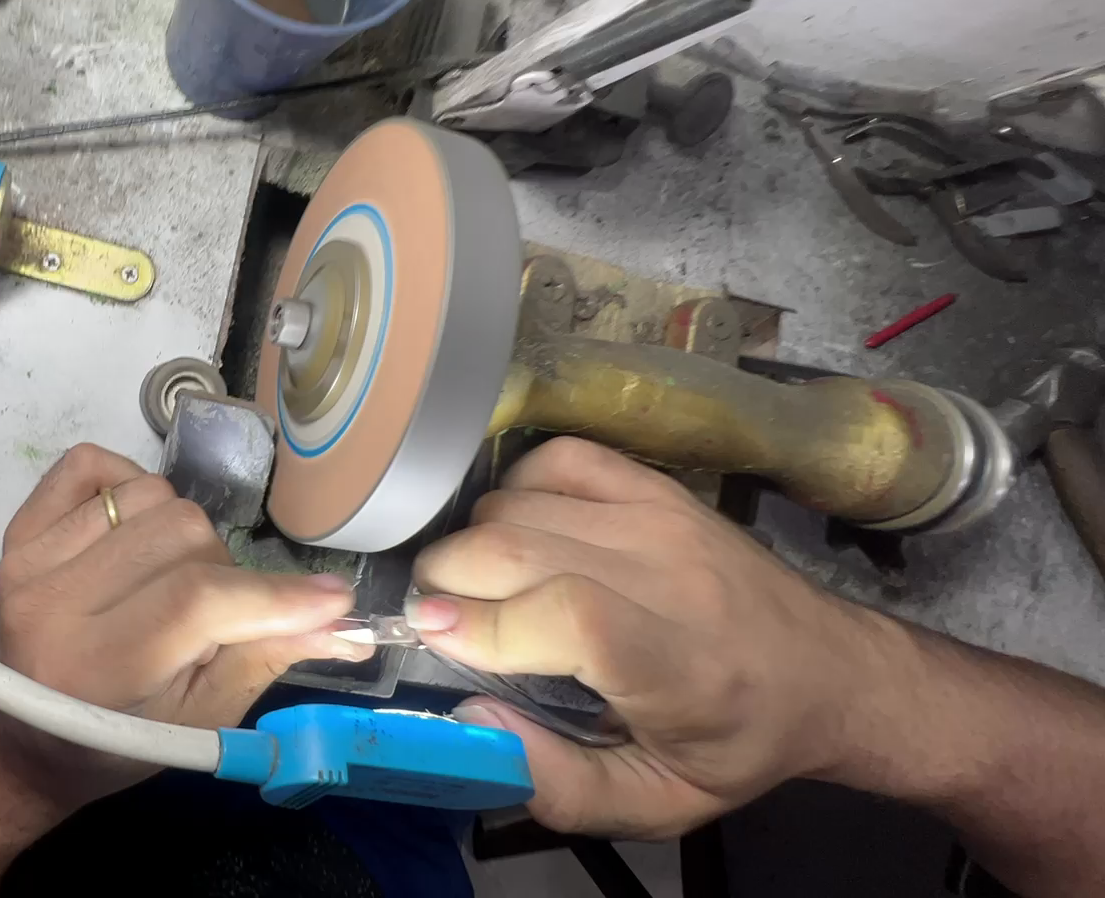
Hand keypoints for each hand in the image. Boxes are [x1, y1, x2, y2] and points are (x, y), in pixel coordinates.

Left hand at [0, 443, 371, 815]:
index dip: (271, 592)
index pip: (195, 601)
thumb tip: (341, 616)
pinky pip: (88, 463)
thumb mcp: (202, 718)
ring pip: (149, 493)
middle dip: (222, 567)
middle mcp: (52, 605)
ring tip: (168, 575)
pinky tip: (133, 528)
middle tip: (212, 608)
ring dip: (180, 529)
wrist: (27, 736)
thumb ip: (266, 656)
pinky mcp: (17, 529)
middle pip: (179, 533)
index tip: (333, 596)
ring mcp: (28, 559)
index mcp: (95, 669)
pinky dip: (128, 482)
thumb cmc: (120, 742)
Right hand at [409, 437, 900, 838]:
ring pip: (514, 504)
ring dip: (469, 541)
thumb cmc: (735, 741)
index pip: (567, 615)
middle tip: (434, 611)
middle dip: (446, 576)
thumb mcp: (659, 802)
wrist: (833, 671)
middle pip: (516, 545)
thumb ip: (560, 783)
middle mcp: (669, 575)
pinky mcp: (651, 484)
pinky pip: (550, 461)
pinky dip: (510, 489)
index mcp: (681, 667)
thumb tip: (469, 716)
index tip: (429, 630)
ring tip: (475, 581)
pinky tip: (515, 528)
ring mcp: (658, 516)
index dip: (483, 620)